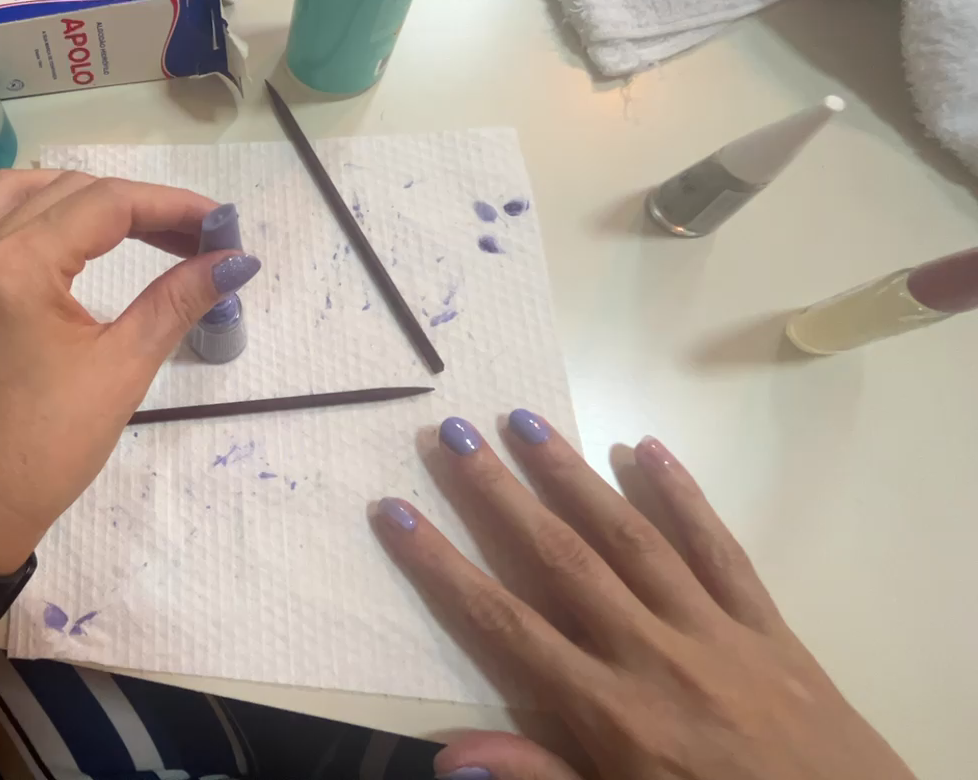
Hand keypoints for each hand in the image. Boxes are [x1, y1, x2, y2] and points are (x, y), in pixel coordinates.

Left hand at [0, 170, 261, 574]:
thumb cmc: (52, 444)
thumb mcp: (123, 367)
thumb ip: (178, 299)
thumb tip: (235, 259)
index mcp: (17, 268)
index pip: (105, 205)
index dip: (170, 206)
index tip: (218, 223)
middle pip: (65, 191)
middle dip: (134, 207)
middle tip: (187, 239)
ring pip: (12, 191)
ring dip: (70, 196)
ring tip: (122, 226)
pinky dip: (4, 209)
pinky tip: (36, 224)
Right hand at [375, 415, 915, 779]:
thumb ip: (537, 776)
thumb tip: (445, 757)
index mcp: (609, 709)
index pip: (501, 619)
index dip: (438, 562)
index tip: (392, 509)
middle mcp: (653, 656)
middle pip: (560, 556)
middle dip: (498, 490)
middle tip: (454, 432)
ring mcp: (716, 635)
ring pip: (631, 537)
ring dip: (571, 473)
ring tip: (525, 420)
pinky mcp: (773, 631)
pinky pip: (724, 553)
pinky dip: (684, 497)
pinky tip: (645, 447)